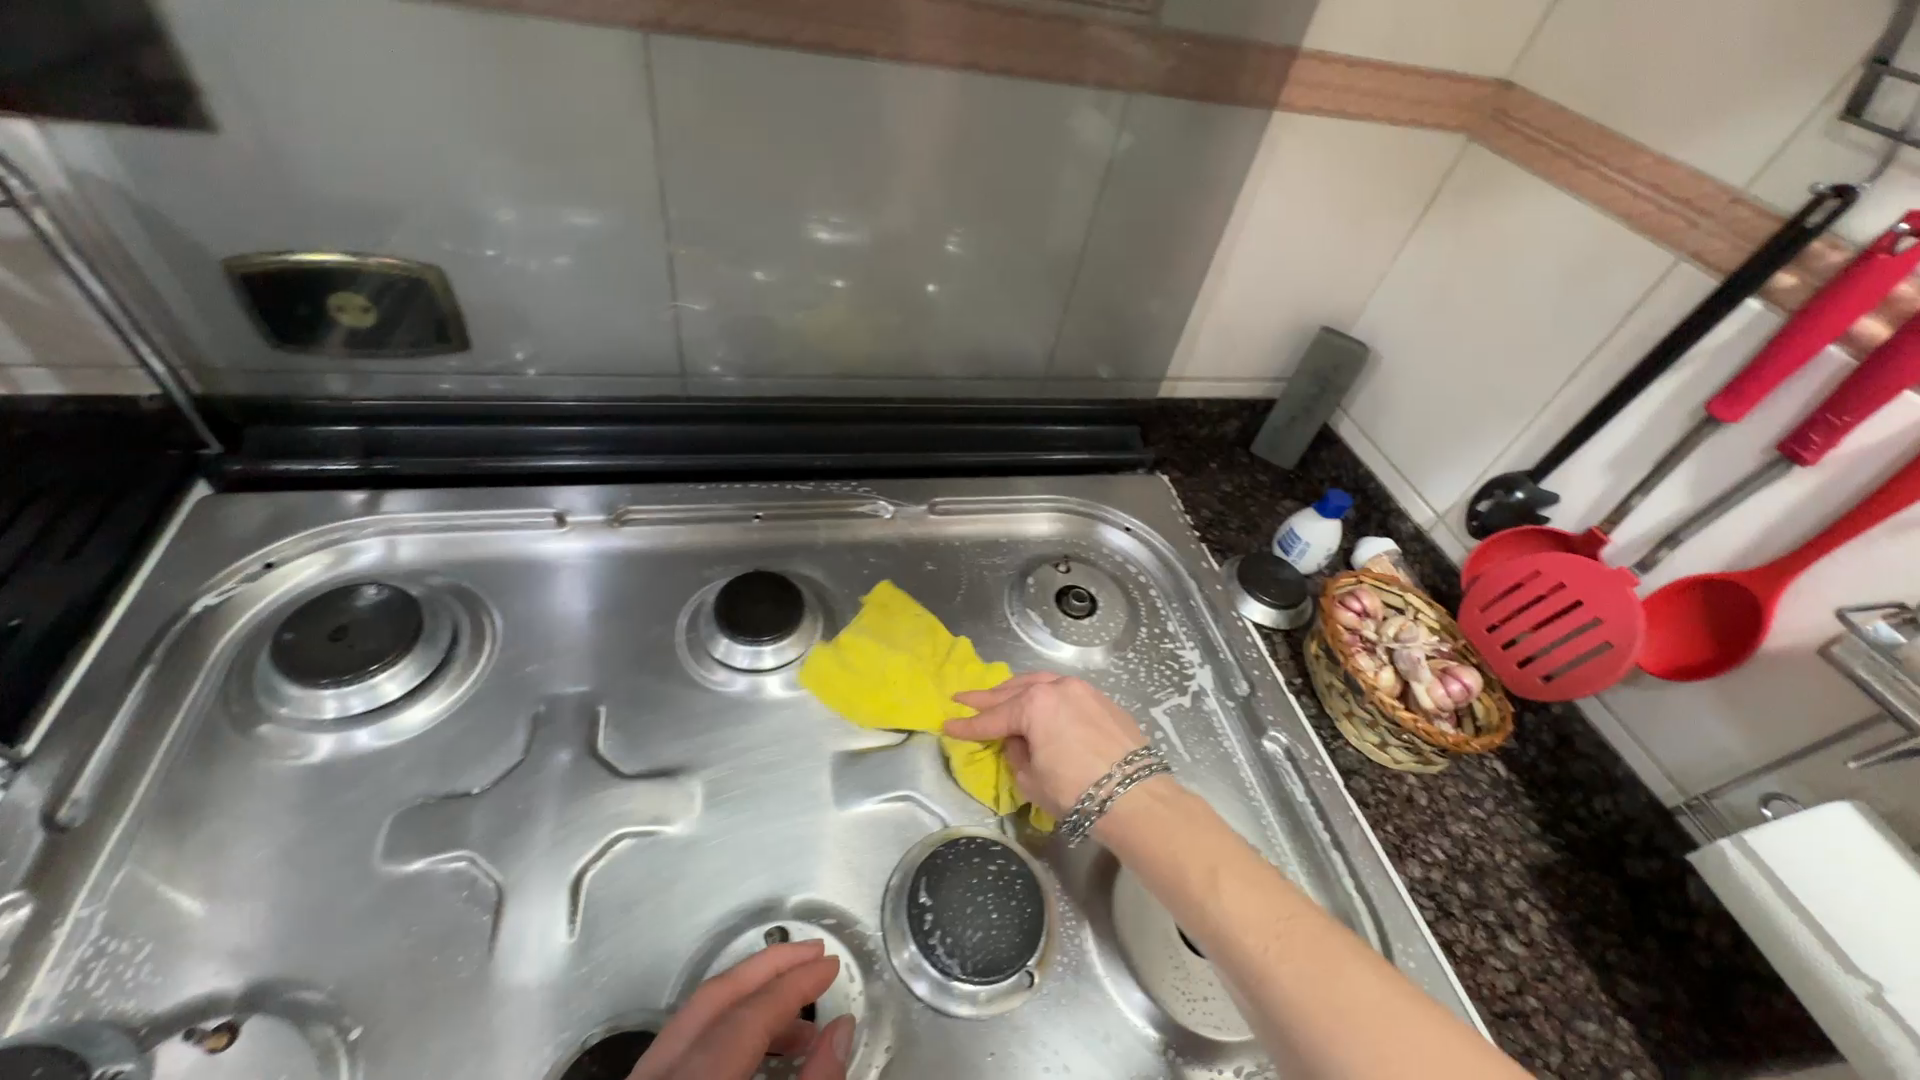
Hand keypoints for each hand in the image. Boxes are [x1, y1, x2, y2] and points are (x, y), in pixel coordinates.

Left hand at [628, 941, 853, 1079]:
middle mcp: (655, 1074)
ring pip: (693, 1019)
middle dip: (768, 969)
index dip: (794, 984)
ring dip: (749, 1002)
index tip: (831, 963)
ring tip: (801, 1023)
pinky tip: (759, 1047)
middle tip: (814, 953)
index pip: (749, 1015)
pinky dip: (723, 1030)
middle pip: (713, 999)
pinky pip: (681, 1044)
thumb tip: (841, 1027)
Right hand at [945, 673, 1149, 817]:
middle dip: (988, 698)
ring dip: (1019, 690)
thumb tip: (1020, 743)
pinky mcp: (1105, 702)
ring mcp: (1085, 691)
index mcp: (1035, 704)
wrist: (1135, 797)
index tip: (948, 725)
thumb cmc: (1076, 791)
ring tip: (1001, 695)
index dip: (968, 725)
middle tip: (964, 699)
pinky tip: (1042, 704)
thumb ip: (1018, 756)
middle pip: (1015, 692)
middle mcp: (1058, 688)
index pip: (993, 718)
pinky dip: (1048, 696)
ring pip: (1043, 684)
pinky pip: (1066, 693)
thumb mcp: (1032, 780)